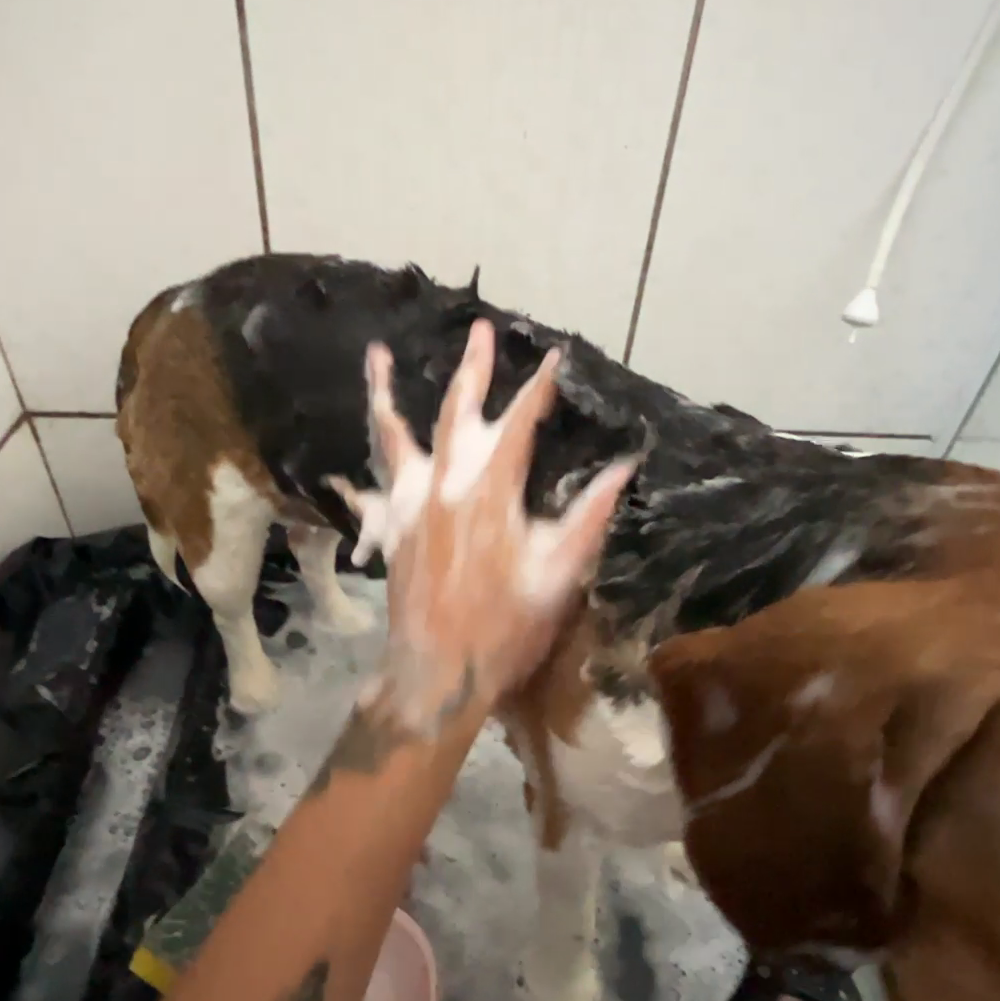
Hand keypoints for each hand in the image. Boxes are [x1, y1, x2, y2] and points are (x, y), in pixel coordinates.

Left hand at [329, 320, 634, 734]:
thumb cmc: (504, 629)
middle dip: (473, 369)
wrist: (435, 670)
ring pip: (396, 434)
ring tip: (377, 353)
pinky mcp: (393, 522)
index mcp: (489, 493)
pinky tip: (377, 430)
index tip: (556, 359)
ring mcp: (411, 503)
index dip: (539, 390)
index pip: (519, 425)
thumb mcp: (556, 576)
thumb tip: (623, 470)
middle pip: (456, 412)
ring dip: (388, 392)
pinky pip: (383, 470)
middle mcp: (444, 485)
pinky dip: (381, 443)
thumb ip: (588, 518)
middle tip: (480, 330)